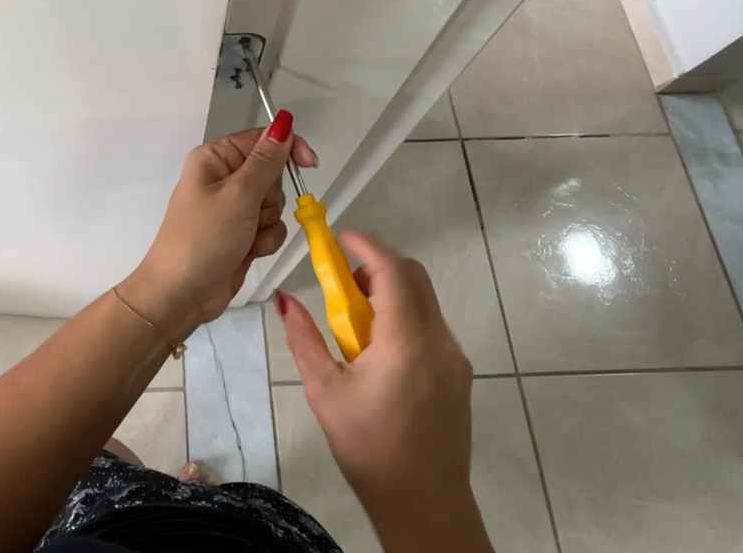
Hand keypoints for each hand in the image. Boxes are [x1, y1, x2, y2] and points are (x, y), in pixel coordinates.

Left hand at [121, 114, 317, 338]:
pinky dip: (265, 240)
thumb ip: (266, 161)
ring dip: (268, 223)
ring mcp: (233, 207)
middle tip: (252, 212)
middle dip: (271, 197)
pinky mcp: (241, 233)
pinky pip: (270, 227)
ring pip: (274, 204)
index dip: (287, 149)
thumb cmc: (203, 238)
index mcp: (215, 159)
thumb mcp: (238, 195)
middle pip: (272, 174)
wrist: (182, 294)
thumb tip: (284, 123)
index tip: (309, 165)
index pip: (261, 140)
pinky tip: (248, 252)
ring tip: (246, 237)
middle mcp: (223, 178)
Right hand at [274, 231, 488, 551]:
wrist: (425, 505)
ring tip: (356, 324)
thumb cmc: (368, 447)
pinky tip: (380, 352)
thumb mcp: (325, 391)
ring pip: (425, 301)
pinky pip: (432, 326)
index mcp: (405, 341)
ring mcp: (454, 357)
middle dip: (377, 266)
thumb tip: (283, 298)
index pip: (392, 271)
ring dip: (391, 292)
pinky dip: (405, 317)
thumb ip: (304, 338)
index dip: (367, 246)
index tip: (341, 237)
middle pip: (414, 278)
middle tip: (343, 283)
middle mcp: (438, 340)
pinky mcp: (459, 374)